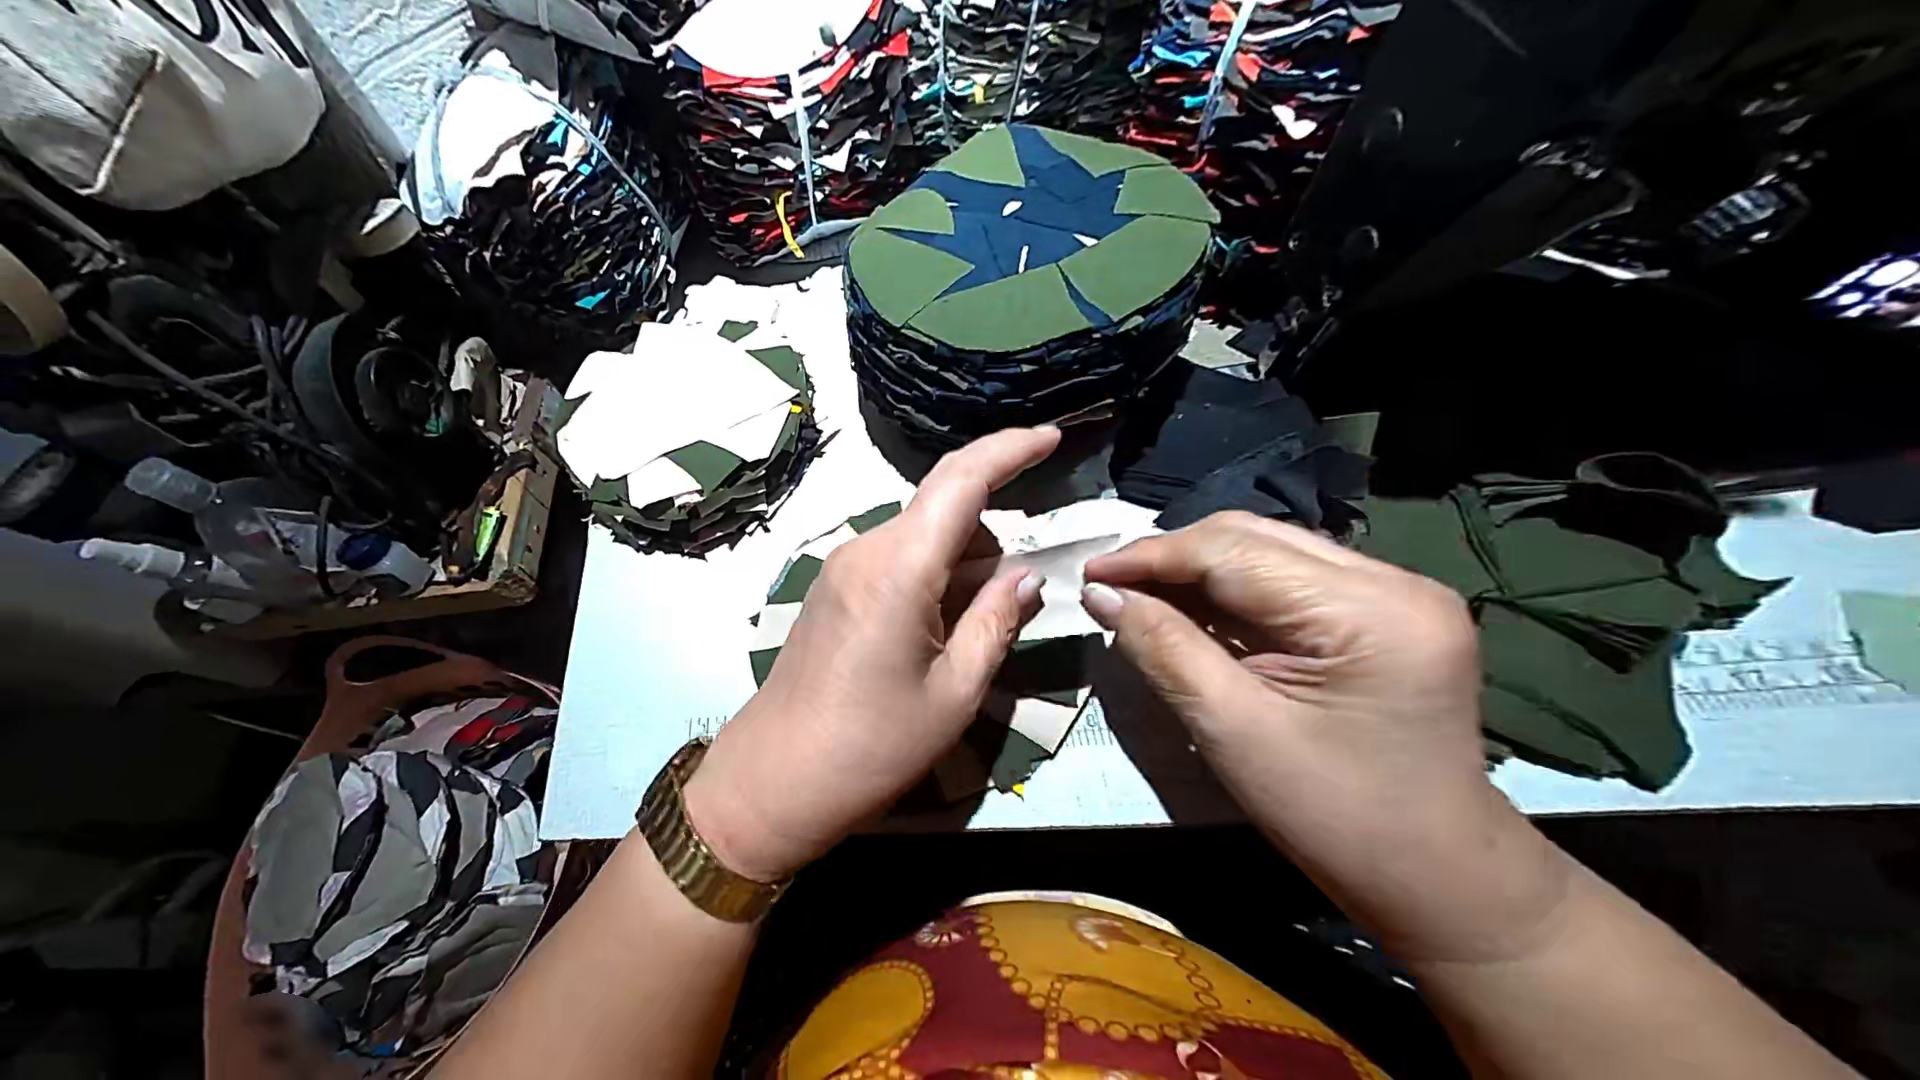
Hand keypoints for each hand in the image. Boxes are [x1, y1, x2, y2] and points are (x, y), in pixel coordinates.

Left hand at [680, 427, 1060, 883]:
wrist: (772, 782)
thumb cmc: (871, 748)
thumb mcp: (954, 693)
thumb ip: (996, 621)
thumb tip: (1028, 576)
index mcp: (899, 569)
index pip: (961, 480)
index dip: (1010, 450)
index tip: (1052, 439)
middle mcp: (867, 551)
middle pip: (946, 509)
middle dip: (994, 538)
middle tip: (1019, 597)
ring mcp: (845, 567)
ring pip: (925, 535)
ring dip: (965, 562)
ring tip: (975, 631)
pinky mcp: (836, 588)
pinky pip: (901, 559)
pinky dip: (937, 576)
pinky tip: (943, 629)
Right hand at [1081, 512, 1572, 963]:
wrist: (1434, 877)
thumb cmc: (1334, 816)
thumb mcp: (1233, 730)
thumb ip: (1163, 648)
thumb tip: (1101, 595)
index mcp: (1368, 610)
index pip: (1235, 551)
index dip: (1152, 557)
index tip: (1090, 574)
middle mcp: (1391, 580)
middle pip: (1253, 538)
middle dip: (1172, 558)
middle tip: (1111, 586)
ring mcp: (1394, 592)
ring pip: (1267, 552)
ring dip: (1198, 571)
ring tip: (1140, 596)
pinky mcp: (1384, 610)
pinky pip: (1287, 579)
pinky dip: (1230, 591)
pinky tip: (1191, 609)